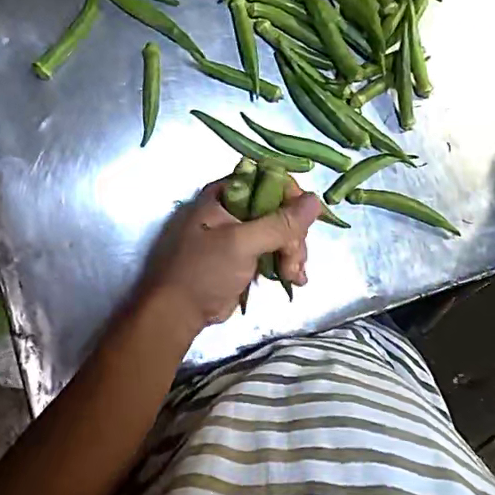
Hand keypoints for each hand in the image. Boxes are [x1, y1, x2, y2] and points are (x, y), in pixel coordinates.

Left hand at [137, 175, 322, 330]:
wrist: (177, 314)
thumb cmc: (201, 271)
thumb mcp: (241, 243)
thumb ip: (280, 223)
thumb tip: (316, 201)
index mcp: (225, 194)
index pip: (270, 180)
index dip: (291, 198)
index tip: (302, 223)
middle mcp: (234, 207)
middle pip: (281, 208)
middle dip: (293, 235)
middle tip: (294, 261)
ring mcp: (241, 232)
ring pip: (283, 231)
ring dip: (294, 253)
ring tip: (293, 276)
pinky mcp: (247, 255)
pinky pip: (277, 250)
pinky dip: (288, 263)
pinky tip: (295, 279)